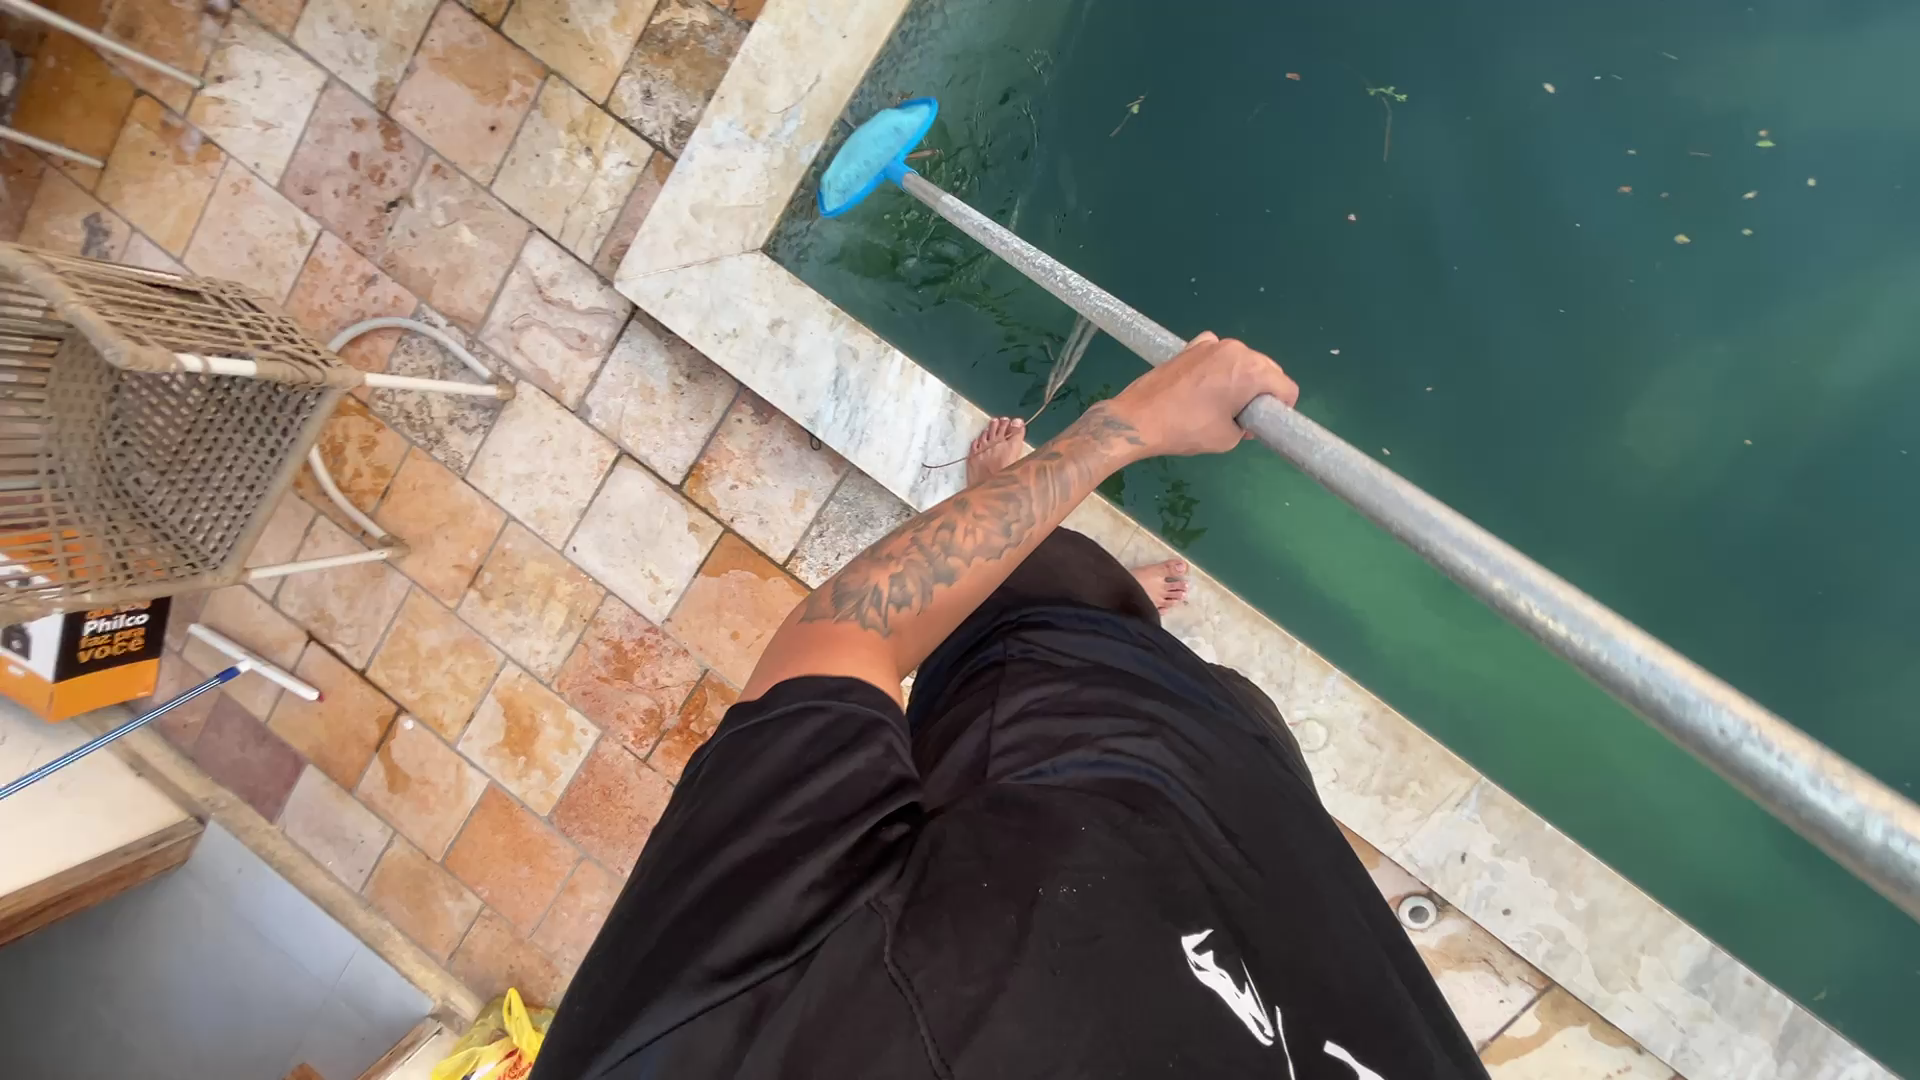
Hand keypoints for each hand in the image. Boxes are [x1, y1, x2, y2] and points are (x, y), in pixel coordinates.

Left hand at [1106, 332, 1298, 457]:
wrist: (1139, 419)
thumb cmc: (1185, 430)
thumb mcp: (1227, 438)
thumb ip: (1247, 427)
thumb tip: (1246, 419)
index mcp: (1251, 370)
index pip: (1286, 387)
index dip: (1281, 408)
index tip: (1265, 422)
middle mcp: (1236, 349)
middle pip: (1266, 370)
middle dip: (1261, 392)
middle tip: (1242, 416)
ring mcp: (1211, 343)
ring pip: (1241, 360)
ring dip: (1240, 378)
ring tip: (1221, 403)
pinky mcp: (1191, 346)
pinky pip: (1217, 353)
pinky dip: (1218, 366)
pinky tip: (1204, 385)